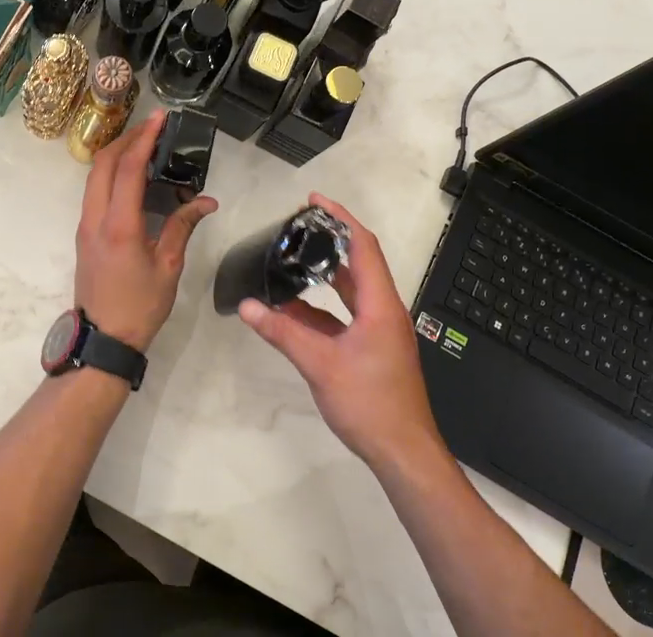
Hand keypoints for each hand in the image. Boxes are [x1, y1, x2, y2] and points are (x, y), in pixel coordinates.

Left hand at [74, 110, 217, 350]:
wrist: (104, 339)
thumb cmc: (140, 306)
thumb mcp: (168, 267)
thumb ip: (183, 227)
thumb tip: (205, 201)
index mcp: (119, 225)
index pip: (129, 168)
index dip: (144, 139)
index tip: (159, 119)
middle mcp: (95, 218)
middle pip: (103, 163)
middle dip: (127, 139)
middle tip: (153, 128)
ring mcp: (85, 225)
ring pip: (94, 176)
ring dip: (116, 155)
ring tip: (144, 145)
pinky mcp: (84, 234)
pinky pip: (94, 191)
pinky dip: (111, 174)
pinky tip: (132, 175)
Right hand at [238, 194, 443, 472]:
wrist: (404, 453)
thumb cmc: (369, 403)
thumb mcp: (320, 365)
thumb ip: (283, 332)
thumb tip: (249, 305)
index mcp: (380, 305)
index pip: (363, 247)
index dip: (341, 219)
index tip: (315, 200)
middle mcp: (384, 311)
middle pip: (359, 264)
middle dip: (330, 243)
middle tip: (297, 229)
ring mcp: (381, 332)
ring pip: (351, 293)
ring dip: (323, 279)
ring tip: (289, 264)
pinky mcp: (374, 351)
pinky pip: (346, 318)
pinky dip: (322, 310)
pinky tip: (292, 313)